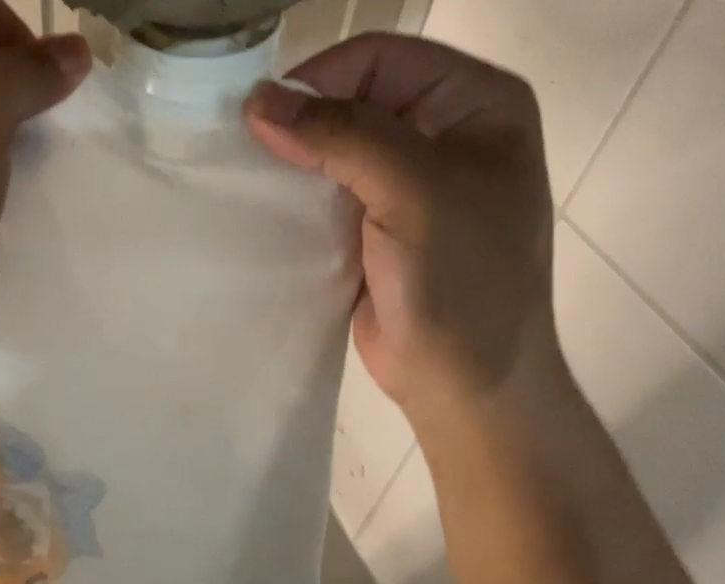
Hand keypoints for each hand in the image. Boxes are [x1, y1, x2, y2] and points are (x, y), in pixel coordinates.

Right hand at [244, 35, 560, 414]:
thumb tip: (260, 101)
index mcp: (477, 104)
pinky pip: (329, 200)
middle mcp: (444, 135)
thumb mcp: (413, 192)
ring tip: (247, 181)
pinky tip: (264, 213)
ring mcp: (408, 188)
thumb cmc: (460, 282)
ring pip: (337, 152)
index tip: (262, 120)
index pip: (384, 59)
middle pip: (357, 101)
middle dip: (303, 122)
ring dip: (294, 164)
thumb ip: (342, 137)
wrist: (465, 382)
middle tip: (247, 153)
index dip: (322, 79)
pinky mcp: (375, 234)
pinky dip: (296, 202)